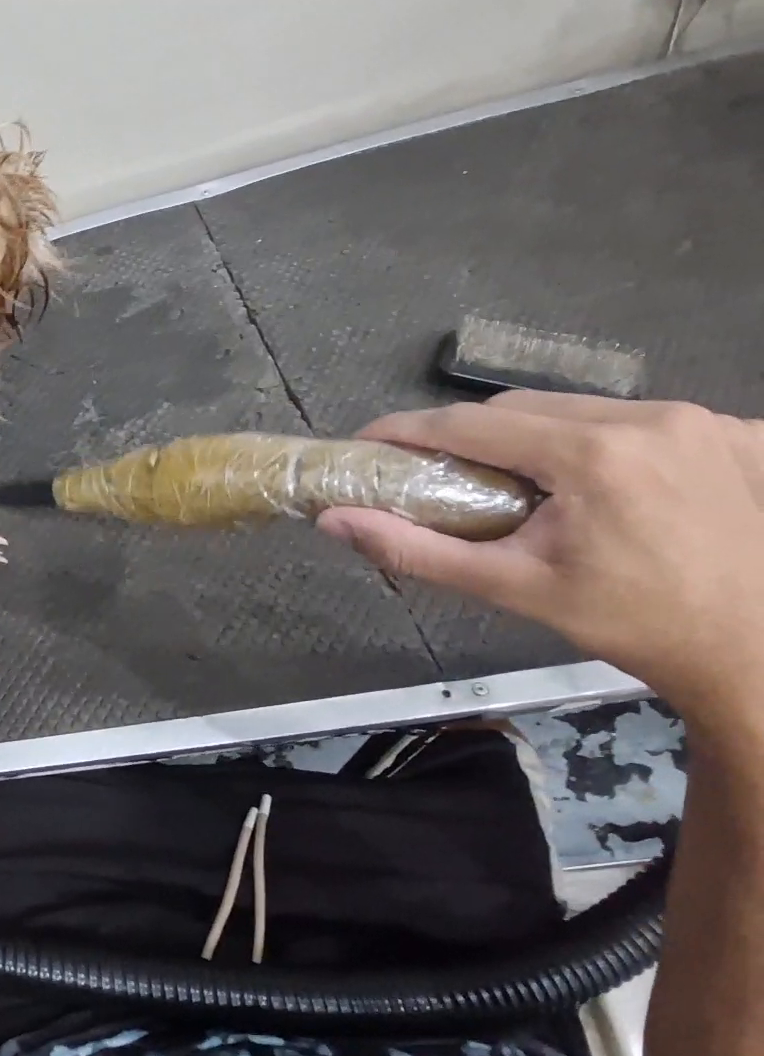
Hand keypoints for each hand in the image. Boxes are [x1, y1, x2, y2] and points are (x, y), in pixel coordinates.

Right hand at [317, 393, 763, 724]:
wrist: (756, 649)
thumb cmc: (628, 621)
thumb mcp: (509, 586)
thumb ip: (414, 550)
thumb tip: (333, 521)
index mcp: (593, 454)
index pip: (471, 421)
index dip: (407, 428)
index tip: (365, 443)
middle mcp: (653, 419)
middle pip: (523, 406)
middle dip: (466, 432)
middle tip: (431, 470)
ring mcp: (708, 420)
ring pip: (580, 409)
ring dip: (529, 435)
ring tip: (511, 482)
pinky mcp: (743, 433)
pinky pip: (637, 421)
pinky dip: (594, 442)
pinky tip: (594, 485)